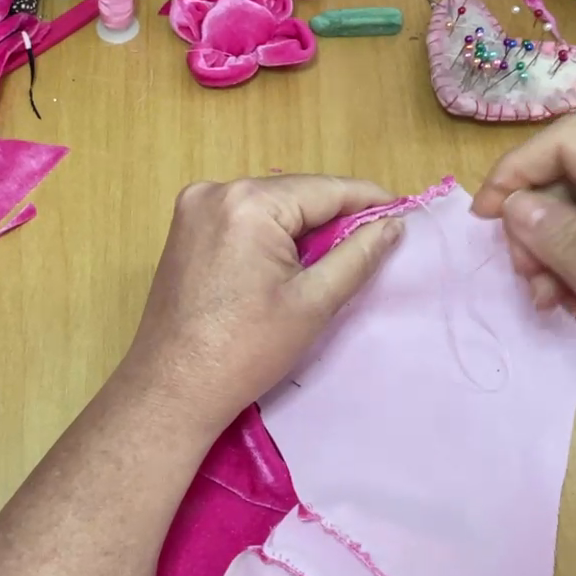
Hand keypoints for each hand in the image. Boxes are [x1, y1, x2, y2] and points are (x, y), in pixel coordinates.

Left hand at [118, 175, 403, 429]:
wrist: (171, 387)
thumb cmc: (245, 350)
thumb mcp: (312, 303)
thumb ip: (357, 255)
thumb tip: (393, 224)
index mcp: (247, 202)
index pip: (324, 189)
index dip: (369, 201)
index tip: (404, 213)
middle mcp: (214, 191)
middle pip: (294, 193)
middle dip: (334, 216)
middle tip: (375, 241)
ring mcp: (193, 208)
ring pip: (268, 205)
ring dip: (302, 226)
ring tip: (336, 255)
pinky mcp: (183, 229)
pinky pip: (241, 218)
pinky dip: (269, 233)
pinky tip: (289, 260)